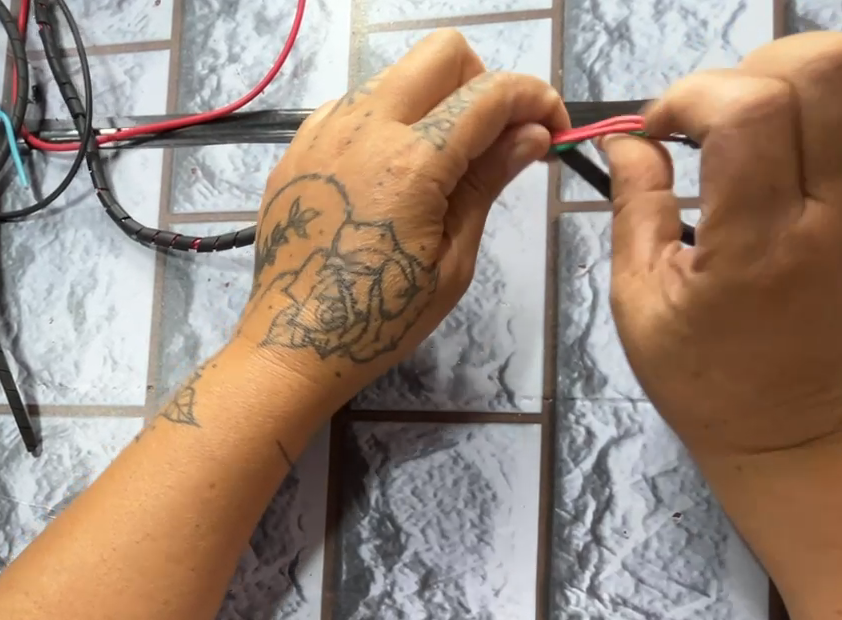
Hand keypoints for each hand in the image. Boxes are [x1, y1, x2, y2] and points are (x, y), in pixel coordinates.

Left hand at [232, 31, 564, 410]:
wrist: (293, 345)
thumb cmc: (377, 320)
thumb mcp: (450, 262)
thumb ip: (486, 185)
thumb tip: (530, 134)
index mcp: (411, 161)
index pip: (491, 93)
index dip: (535, 101)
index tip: (548, 130)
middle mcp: (363, 129)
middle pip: (441, 52)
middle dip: (480, 81)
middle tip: (487, 138)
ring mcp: (320, 135)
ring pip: (391, 77)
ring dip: (427, 101)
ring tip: (433, 166)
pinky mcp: (294, 154)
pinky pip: (350, 110)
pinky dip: (381, 125)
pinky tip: (382, 178)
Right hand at [605, 20, 841, 460]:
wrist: (781, 412)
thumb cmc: (694, 363)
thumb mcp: (637, 298)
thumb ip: (634, 209)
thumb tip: (629, 138)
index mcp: (756, 250)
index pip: (746, 116)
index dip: (692, 96)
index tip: (660, 126)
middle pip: (837, 72)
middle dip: (763, 67)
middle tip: (728, 109)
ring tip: (808, 92)